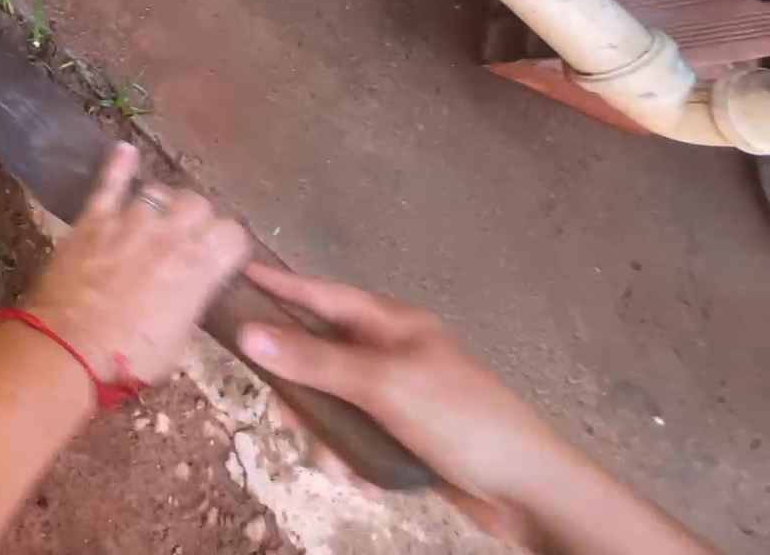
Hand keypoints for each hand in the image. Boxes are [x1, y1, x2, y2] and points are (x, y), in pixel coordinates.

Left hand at [23, 142, 249, 384]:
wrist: (70, 343)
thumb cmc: (130, 355)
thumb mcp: (180, 337)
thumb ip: (190, 300)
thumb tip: (188, 287)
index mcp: (199, 268)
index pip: (233, 233)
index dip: (227, 244)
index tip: (219, 255)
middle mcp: (169, 236)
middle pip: (197, 203)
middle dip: (196, 217)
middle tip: (185, 237)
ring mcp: (128, 221)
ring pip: (157, 191)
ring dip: (161, 202)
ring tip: (156, 216)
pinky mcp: (93, 218)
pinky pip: (108, 183)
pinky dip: (118, 165)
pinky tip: (124, 150)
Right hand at [237, 265, 568, 540]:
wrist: (537, 498)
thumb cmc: (462, 420)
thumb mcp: (382, 386)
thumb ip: (312, 360)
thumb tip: (245, 333)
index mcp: (387, 322)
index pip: (318, 291)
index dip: (275, 282)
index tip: (231, 270)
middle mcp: (384, 349)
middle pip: (312, 350)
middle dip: (297, 386)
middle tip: (282, 408)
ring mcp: (391, 390)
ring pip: (326, 395)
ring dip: (322, 431)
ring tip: (332, 460)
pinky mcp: (398, 428)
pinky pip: (349, 429)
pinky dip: (346, 452)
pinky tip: (356, 475)